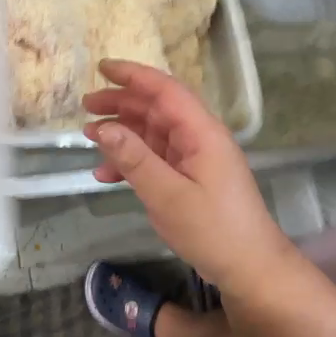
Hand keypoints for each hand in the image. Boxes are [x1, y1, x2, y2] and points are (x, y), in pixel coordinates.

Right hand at [81, 60, 295, 297]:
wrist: (249, 268)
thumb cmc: (213, 230)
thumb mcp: (167, 195)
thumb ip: (134, 159)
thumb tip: (104, 127)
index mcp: (202, 133)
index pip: (165, 90)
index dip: (133, 75)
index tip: (101, 68)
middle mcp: (199, 139)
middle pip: (156, 109)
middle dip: (121, 103)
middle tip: (86, 106)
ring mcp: (195, 159)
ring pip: (153, 133)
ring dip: (122, 133)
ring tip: (89, 137)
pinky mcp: (190, 178)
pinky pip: (156, 159)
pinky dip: (130, 161)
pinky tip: (106, 175)